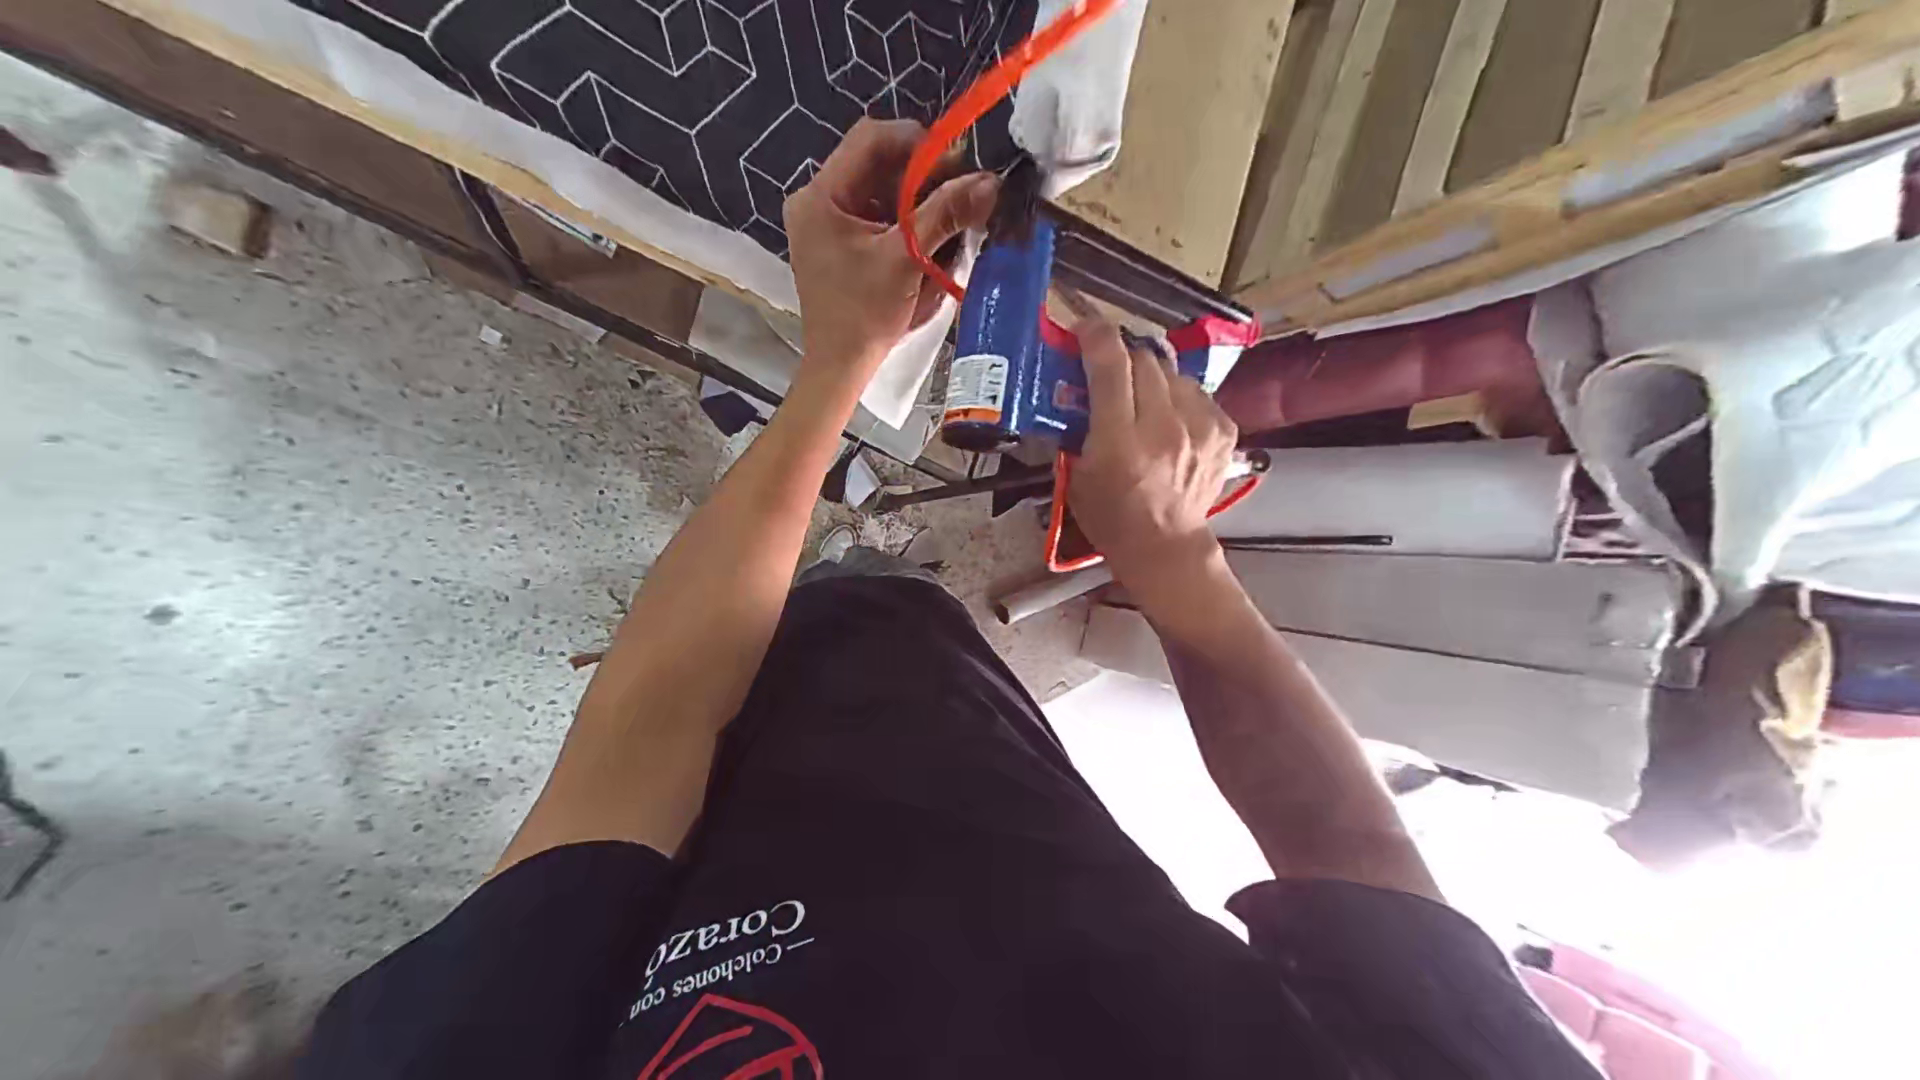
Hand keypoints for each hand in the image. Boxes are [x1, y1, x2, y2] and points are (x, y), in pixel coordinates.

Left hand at [784, 118, 999, 382]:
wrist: (841, 366)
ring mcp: (826, 226)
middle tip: (960, 194)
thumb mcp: (907, 260)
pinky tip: (928, 242)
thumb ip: (945, 214)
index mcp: (821, 197)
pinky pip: (877, 220)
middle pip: (877, 167)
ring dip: (917, 203)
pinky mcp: (838, 247)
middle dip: (922, 179)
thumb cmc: (866, 315)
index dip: (918, 143)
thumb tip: (990, 181)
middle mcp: (817, 203)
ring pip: (880, 194)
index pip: (870, 139)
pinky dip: (905, 226)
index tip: (956, 164)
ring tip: (948, 222)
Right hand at [1068, 317, 1239, 591]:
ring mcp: (1201, 428)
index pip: (1111, 367)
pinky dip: (1178, 395)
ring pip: (1173, 371)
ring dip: (1152, 375)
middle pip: (1145, 360)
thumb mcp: (1076, 476)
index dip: (1096, 336)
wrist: (1164, 545)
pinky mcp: (1224, 430)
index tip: (1085, 326)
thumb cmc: (1111, 516)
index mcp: (1120, 442)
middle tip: (1110, 366)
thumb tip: (1072, 388)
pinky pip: (1196, 391)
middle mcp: (1165, 428)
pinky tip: (1169, 415)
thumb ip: (1075, 429)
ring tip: (1142, 395)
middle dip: (1123, 356)